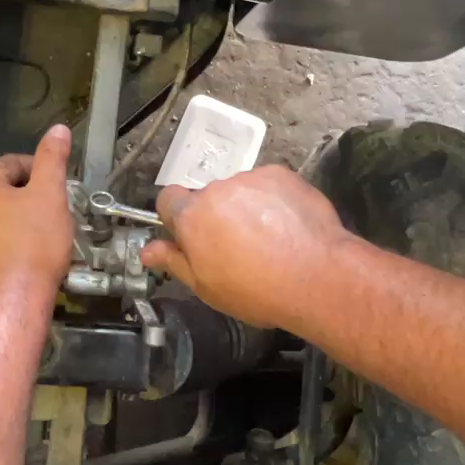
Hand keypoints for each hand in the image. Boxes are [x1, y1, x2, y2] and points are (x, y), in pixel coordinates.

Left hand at [0, 125, 73, 310]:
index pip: (11, 165)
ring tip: (39, 236)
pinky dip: (1, 245)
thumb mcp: (50, 195)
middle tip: (52, 213)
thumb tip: (58, 128)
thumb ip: (52, 158)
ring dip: (12, 222)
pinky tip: (21, 258)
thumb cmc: (34, 243)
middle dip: (25, 198)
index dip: (39, 172)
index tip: (59, 188)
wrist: (14, 302)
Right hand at [141, 166, 354, 329]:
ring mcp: (251, 179)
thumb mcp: (206, 287)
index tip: (191, 236)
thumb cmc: (257, 290)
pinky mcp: (281, 175)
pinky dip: (273, 200)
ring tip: (269, 238)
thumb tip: (147, 250)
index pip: (167, 199)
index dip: (176, 216)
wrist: (316, 276)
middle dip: (217, 216)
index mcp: (192, 216)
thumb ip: (174, 262)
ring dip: (246, 207)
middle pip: (208, 198)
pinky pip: (268, 184)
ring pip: (239, 191)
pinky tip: (287, 225)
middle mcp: (216, 190)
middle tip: (238, 247)